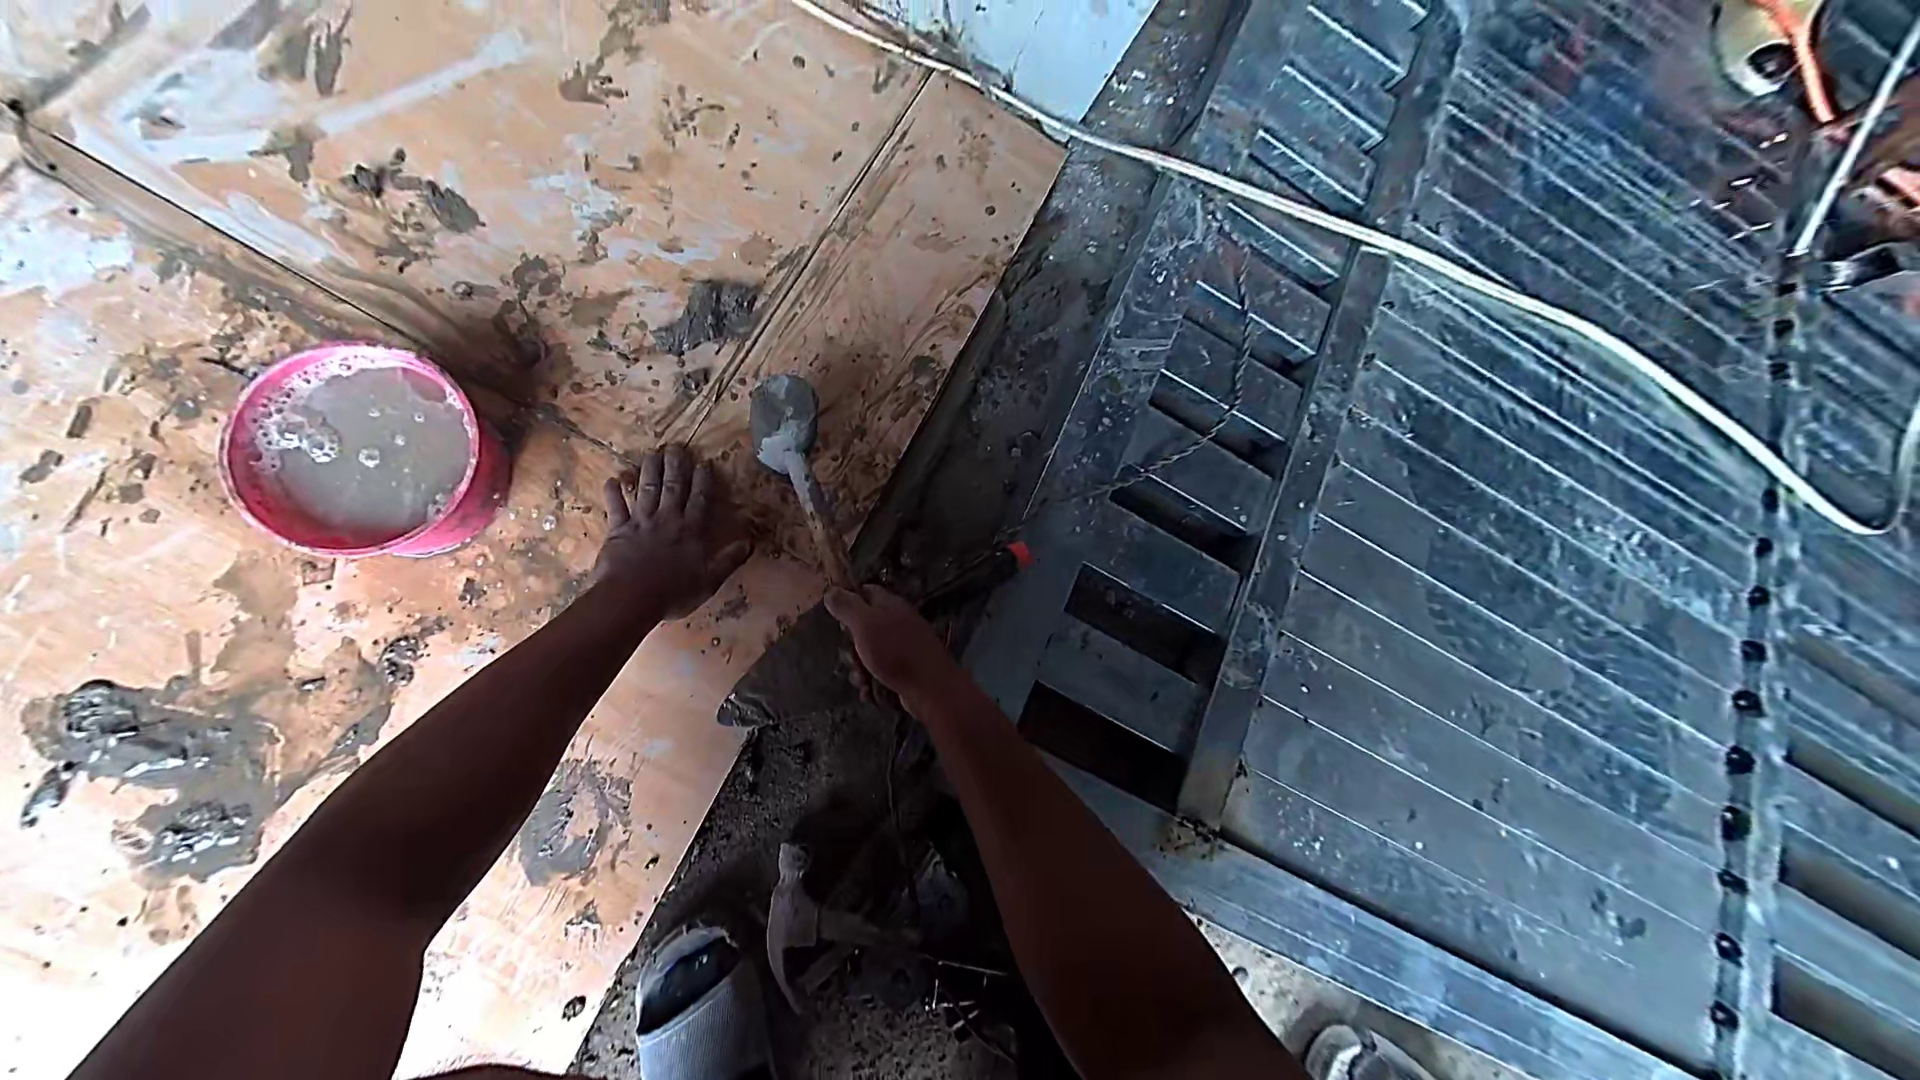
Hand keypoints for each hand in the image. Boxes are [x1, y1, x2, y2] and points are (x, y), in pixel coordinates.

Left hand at [592, 445, 751, 619]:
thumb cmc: (673, 592)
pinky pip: (615, 507)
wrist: (630, 598)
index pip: (699, 499)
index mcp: (691, 530)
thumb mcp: (709, 581)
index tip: (704, 463)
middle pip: (673, 487)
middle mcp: (667, 520)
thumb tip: (749, 544)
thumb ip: (729, 560)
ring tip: (653, 453)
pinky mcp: (618, 530)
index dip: (703, 480)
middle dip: (676, 466)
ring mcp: (641, 522)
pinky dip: (613, 493)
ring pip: (647, 490)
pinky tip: (612, 479)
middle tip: (676, 447)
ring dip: (650, 470)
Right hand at [824, 585, 964, 697]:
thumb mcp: (865, 624)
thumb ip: (847, 606)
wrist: (930, 687)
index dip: (848, 601)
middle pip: (864, 627)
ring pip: (869, 653)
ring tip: (863, 680)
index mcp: (890, 605)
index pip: (866, 591)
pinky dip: (872, 682)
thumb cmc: (895, 651)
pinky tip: (870, 691)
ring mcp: (903, 646)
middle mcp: (898, 622)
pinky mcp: (905, 669)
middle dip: (852, 645)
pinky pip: (879, 672)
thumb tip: (831, 590)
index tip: (837, 618)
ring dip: (860, 668)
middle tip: (853, 657)